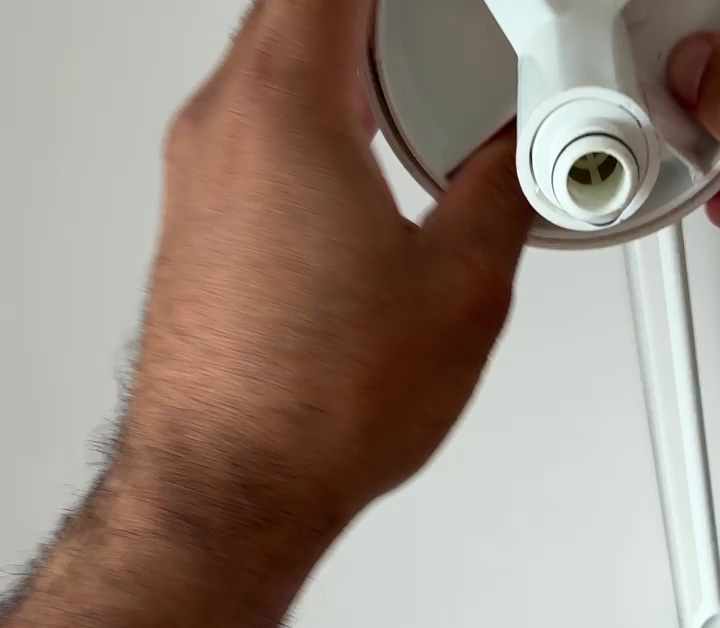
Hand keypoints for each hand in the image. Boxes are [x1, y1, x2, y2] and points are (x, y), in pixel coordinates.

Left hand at [123, 0, 534, 532]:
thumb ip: (501, 191)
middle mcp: (224, 130)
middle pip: (300, 11)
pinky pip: (259, 141)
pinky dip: (318, 128)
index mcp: (289, 109)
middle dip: (383, 16)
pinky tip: (369, 182)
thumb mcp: (461, 288)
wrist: (233, 488)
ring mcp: (199, 184)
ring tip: (421, 101)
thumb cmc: (318, 405)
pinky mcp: (201, 235)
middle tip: (446, 40)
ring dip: (348, 67)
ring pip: (275, 75)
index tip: (441, 7)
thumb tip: (519, 153)